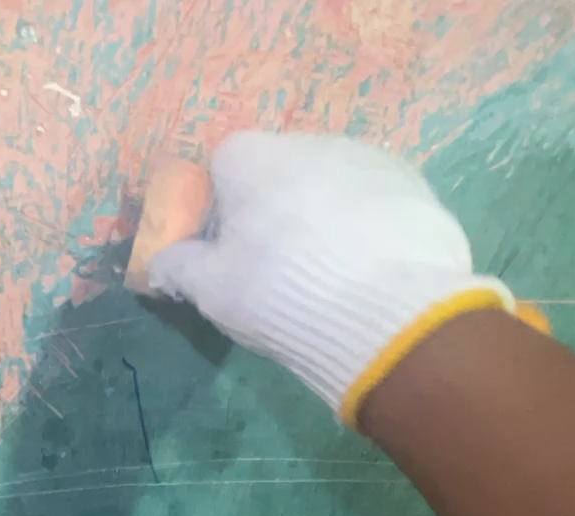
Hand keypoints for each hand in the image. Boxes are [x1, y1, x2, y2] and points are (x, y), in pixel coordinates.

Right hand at [148, 133, 536, 425]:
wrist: (382, 314)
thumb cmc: (276, 293)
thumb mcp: (210, 290)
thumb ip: (178, 267)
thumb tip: (161, 262)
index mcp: (254, 159)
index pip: (222, 162)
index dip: (217, 204)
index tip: (222, 247)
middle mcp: (312, 143)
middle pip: (277, 169)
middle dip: (268, 208)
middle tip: (269, 265)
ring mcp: (369, 159)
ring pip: (326, 183)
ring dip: (317, 215)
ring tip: (322, 272)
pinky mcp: (413, 186)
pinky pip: (369, 201)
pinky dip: (359, 226)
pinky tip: (361, 271)